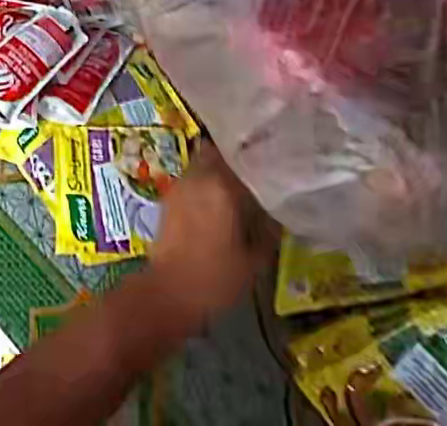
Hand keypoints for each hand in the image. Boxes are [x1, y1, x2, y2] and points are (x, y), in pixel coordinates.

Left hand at [142, 145, 276, 338]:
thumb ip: (268, 231)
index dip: (261, 158)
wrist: (167, 294)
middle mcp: (202, 175)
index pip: (247, 158)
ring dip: (220, 167)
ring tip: (237, 183)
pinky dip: (206, 180)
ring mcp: (183, 183)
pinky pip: (194, 177)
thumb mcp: (253, 260)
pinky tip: (217, 198)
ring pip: (206, 161)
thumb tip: (278, 215)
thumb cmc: (215, 279)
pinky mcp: (171, 195)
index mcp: (224, 185)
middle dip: (238, 158)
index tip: (275, 162)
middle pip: (222, 152)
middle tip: (255, 170)